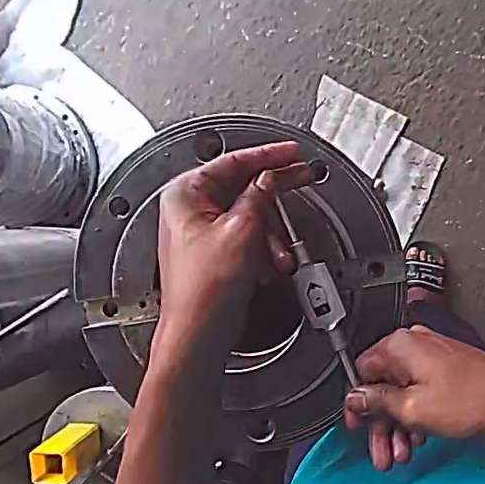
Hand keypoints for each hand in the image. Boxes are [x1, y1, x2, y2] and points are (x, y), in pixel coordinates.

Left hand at [155, 141, 311, 357]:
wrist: (199, 331)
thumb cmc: (203, 288)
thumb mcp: (242, 229)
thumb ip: (259, 195)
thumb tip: (270, 178)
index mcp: (185, 194)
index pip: (232, 161)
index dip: (267, 155)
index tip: (290, 152)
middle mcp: (190, 210)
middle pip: (242, 189)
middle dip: (273, 201)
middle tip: (299, 179)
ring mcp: (202, 232)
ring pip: (248, 216)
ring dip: (271, 234)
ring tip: (278, 252)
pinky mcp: (216, 253)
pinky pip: (246, 239)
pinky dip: (263, 249)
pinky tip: (270, 263)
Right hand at [343, 325, 484, 470]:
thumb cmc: (475, 400)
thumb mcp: (412, 409)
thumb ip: (376, 402)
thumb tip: (355, 397)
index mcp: (400, 346)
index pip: (361, 371)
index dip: (358, 404)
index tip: (358, 426)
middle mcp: (415, 344)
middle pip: (382, 385)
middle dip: (381, 423)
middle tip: (381, 451)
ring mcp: (434, 355)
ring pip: (402, 392)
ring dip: (398, 425)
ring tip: (403, 453)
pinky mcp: (448, 369)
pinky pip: (420, 391)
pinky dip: (416, 415)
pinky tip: (420, 438)